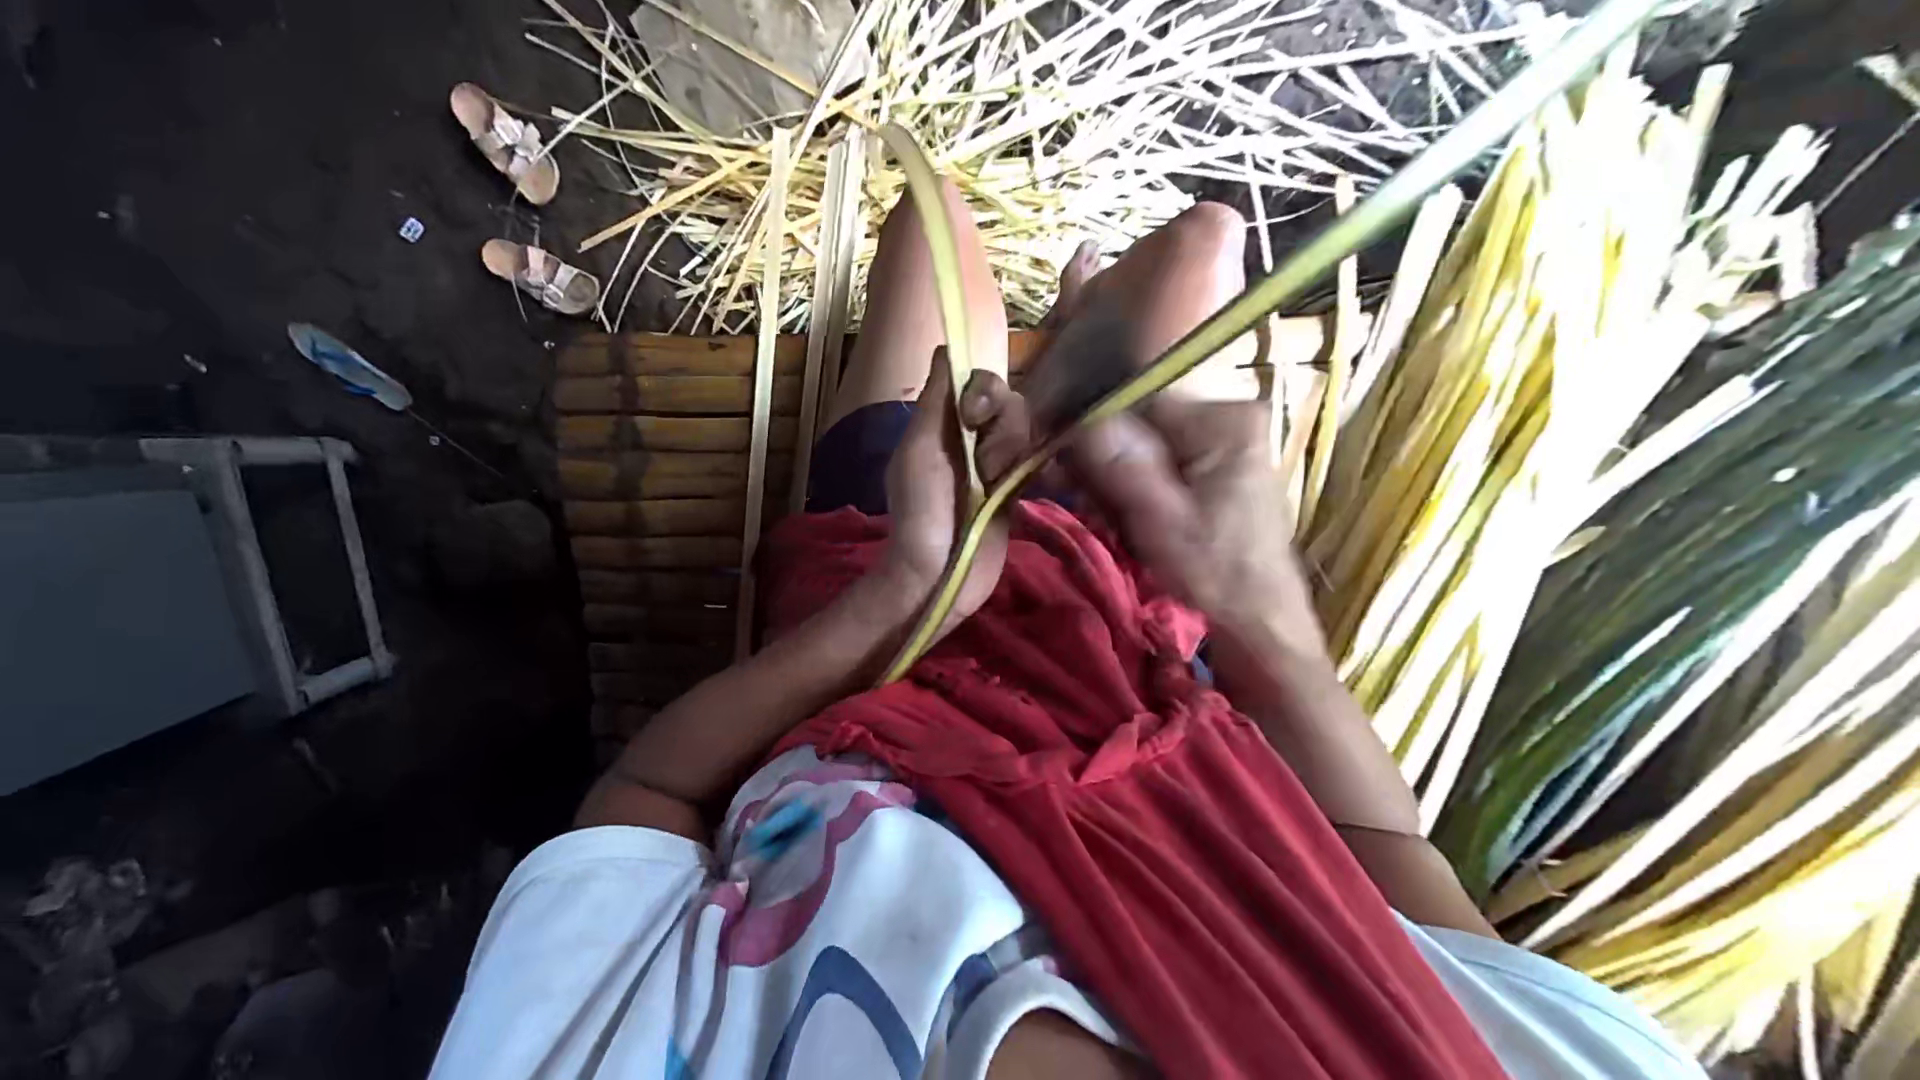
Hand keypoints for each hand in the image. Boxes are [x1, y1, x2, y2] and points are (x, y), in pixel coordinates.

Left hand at [879, 359, 1032, 632]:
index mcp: (943, 421)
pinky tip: (1020, 484)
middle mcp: (971, 436)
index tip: (974, 415)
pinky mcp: (1016, 489)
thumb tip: (946, 346)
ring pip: (1026, 429)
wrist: (938, 574)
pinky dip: (1031, 465)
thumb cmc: (920, 510)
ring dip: (1012, 452)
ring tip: (994, 484)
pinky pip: (1036, 458)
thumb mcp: (920, 447)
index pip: (980, 379)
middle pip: (1010, 402)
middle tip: (986, 464)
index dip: (986, 389)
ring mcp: (996, 462)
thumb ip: (936, 398)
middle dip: (1002, 428)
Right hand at [1068, 397, 1327, 659]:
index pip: (1136, 402)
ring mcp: (1225, 440)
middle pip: (1140, 423)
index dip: (1092, 431)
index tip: (1061, 464)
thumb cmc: (1216, 573)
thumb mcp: (1160, 521)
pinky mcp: (1218, 463)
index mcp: (1224, 421)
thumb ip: (1122, 466)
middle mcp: (1228, 416)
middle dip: (1105, 461)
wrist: (1259, 618)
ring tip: (1111, 518)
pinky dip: (1137, 486)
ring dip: (1117, 478)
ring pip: (1145, 444)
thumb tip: (1079, 418)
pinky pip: (1161, 460)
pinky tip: (1129, 516)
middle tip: (1088, 502)